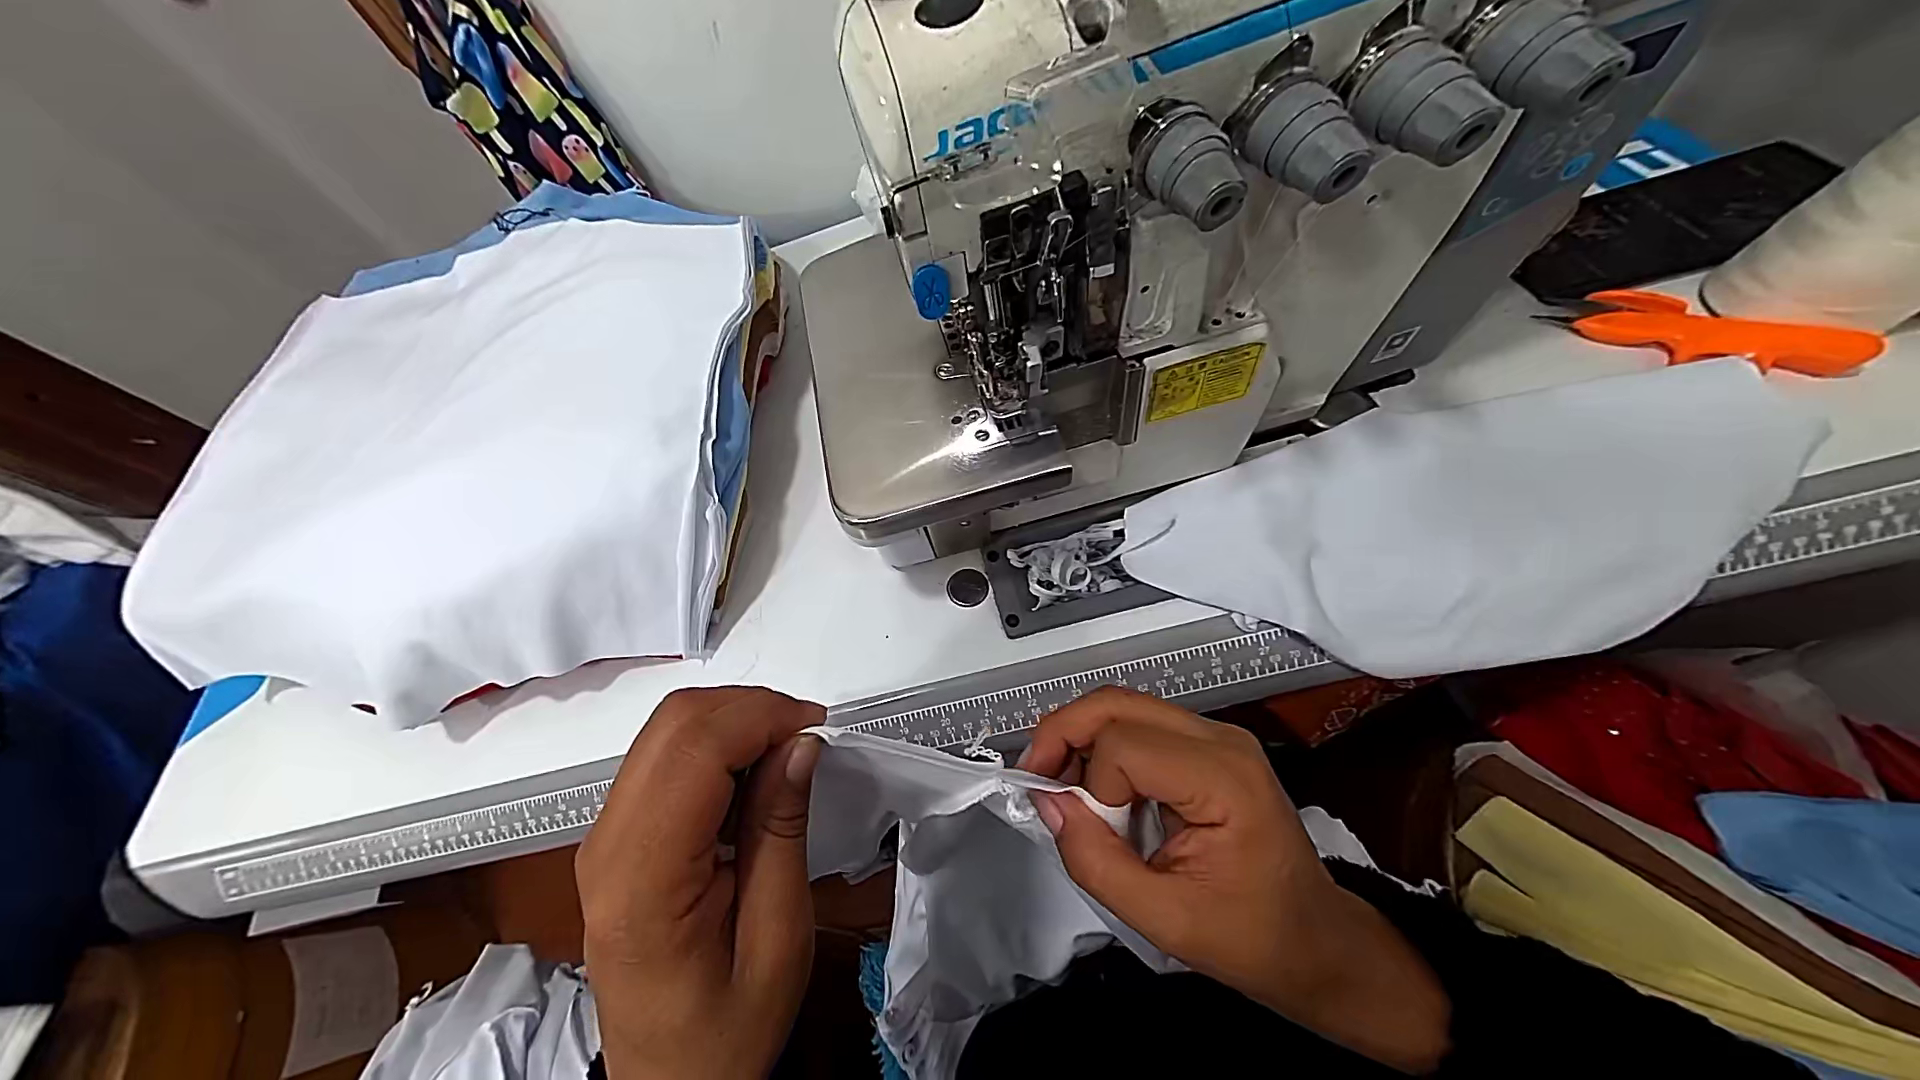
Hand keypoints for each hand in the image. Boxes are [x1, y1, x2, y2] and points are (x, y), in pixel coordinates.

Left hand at [576, 687, 824, 1079]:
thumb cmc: (723, 1033)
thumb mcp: (777, 938)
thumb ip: (782, 831)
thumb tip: (800, 746)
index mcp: (643, 878)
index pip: (695, 749)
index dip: (762, 717)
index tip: (815, 730)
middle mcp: (608, 844)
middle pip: (675, 722)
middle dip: (751, 708)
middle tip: (806, 737)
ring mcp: (605, 835)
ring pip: (669, 727)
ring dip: (735, 720)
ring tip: (785, 754)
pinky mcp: (617, 833)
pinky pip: (666, 755)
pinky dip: (718, 742)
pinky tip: (753, 774)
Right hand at [1021, 687, 1449, 1072]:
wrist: (1318, 940)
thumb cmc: (1252, 938)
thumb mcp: (1165, 920)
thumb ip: (1096, 862)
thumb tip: (1046, 801)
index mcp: (1223, 779)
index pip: (1124, 744)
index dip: (1089, 783)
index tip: (1088, 828)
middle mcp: (1220, 738)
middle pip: (1116, 703)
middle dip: (1063, 733)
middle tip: (1038, 778)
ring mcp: (1216, 735)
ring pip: (1122, 705)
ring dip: (1080, 737)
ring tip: (1063, 785)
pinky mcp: (1206, 743)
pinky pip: (1138, 722)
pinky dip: (1102, 745)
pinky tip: (1095, 784)